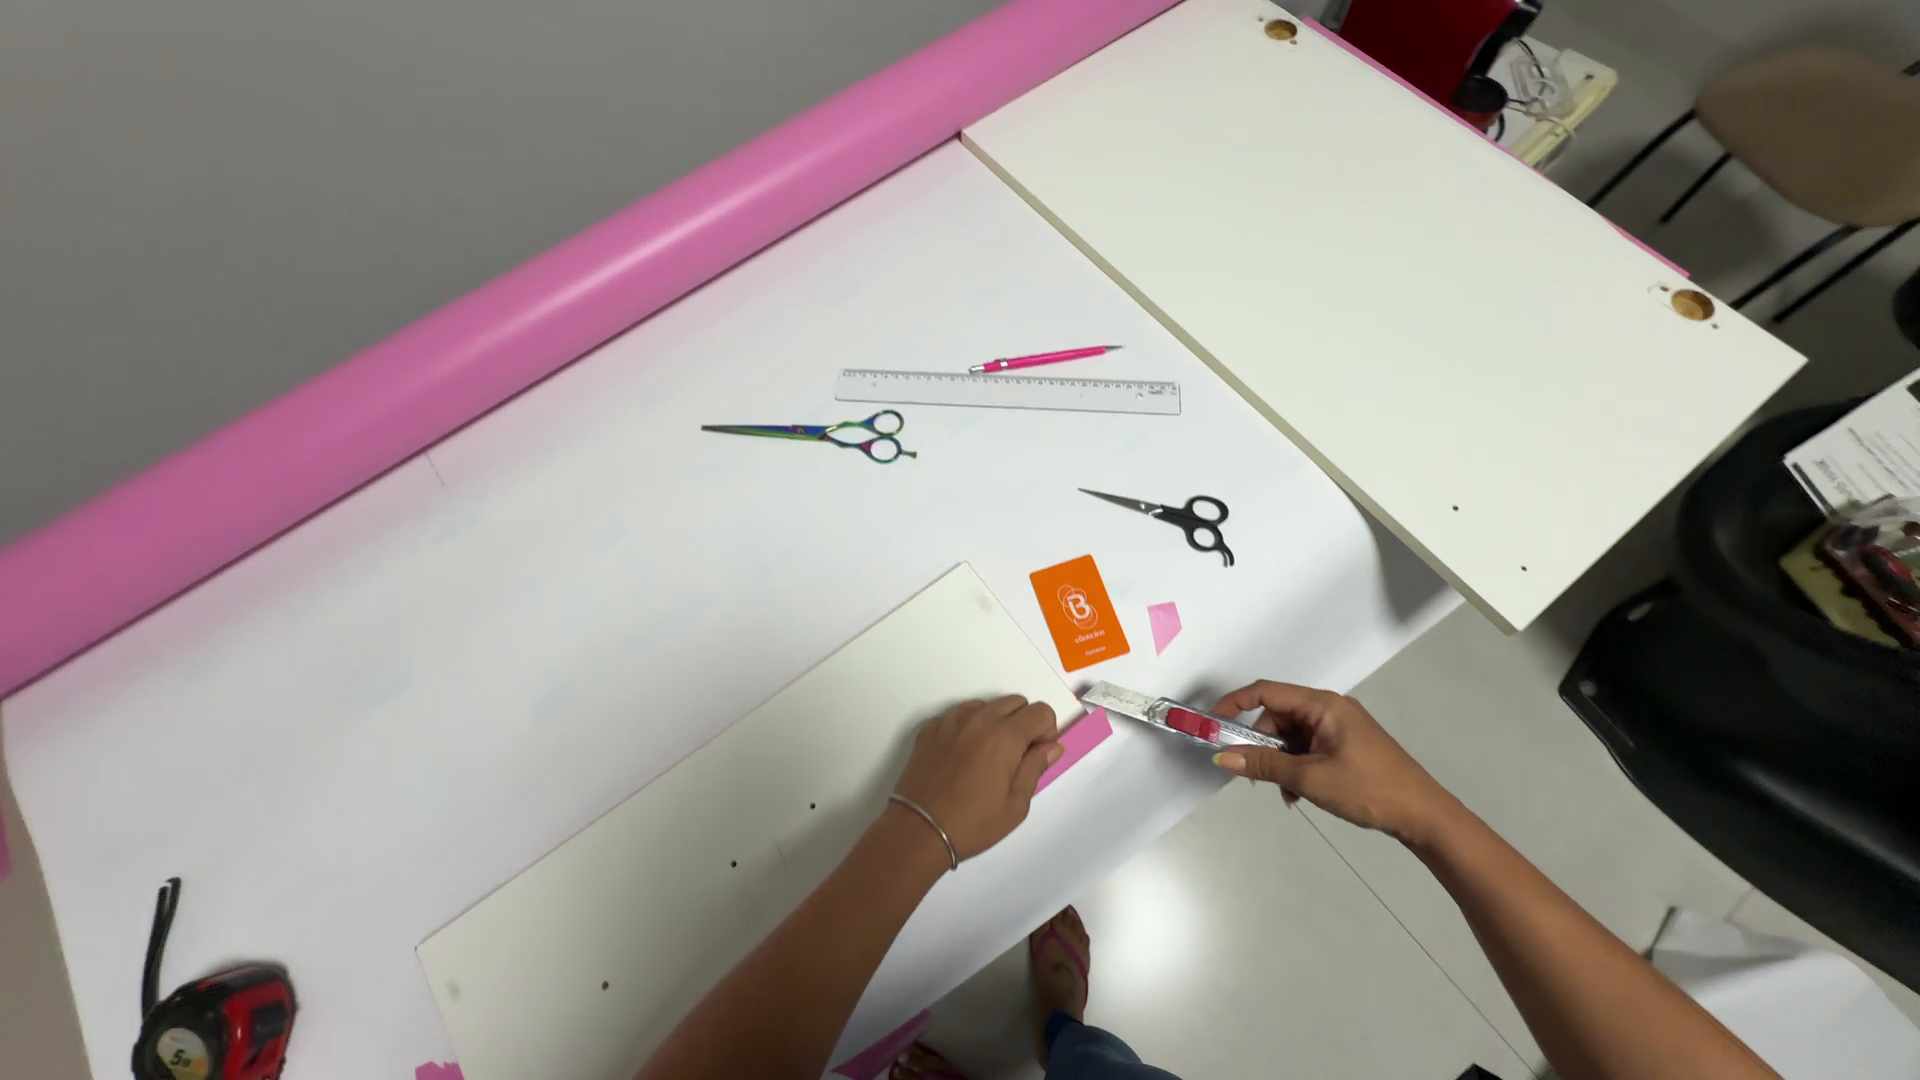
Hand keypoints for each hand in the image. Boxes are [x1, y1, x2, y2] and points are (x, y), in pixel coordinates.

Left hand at [891, 695, 1062, 860]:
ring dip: (995, 722)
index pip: (1041, 711)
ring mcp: (951, 720)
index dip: (1046, 732)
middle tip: (1014, 757)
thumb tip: (1052, 746)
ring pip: (985, 706)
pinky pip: (958, 715)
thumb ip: (1035, 768)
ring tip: (986, 757)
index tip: (1036, 755)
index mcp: (1005, 736)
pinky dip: (967, 727)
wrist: (918, 830)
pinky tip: (961, 756)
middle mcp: (979, 719)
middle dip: (1023, 723)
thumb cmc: (972, 824)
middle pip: (1015, 702)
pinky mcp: (930, 728)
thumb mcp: (1015, 805)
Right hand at [1208, 680, 1458, 842]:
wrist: (1426, 816)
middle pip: (1277, 716)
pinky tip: (1300, 793)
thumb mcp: (1310, 778)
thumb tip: (1223, 758)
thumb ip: (1264, 765)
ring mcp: (1340, 727)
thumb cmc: (1368, 789)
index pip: (1266, 692)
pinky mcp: (1347, 745)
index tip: (1213, 723)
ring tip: (1287, 793)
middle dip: (1262, 745)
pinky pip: (1308, 748)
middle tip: (1256, 776)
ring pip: (1291, 736)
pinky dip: (1297, 767)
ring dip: (1281, 762)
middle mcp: (1330, 708)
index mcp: (1323, 705)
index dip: (1235, 703)